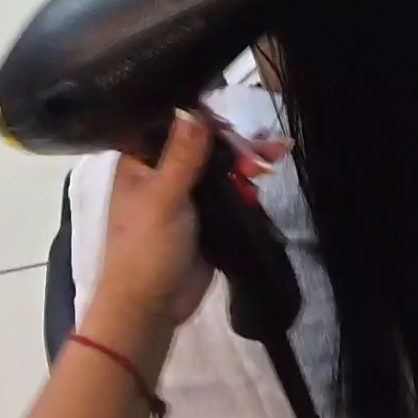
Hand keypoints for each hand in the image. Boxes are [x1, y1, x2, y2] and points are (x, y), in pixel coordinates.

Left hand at [94, 110, 290, 329]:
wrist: (151, 309)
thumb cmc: (145, 249)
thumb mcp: (163, 198)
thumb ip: (183, 154)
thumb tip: (193, 108)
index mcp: (141, 159)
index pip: (174, 122)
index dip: (203, 118)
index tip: (229, 125)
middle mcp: (162, 168)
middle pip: (204, 142)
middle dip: (235, 143)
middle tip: (264, 149)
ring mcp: (186, 190)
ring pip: (220, 163)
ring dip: (247, 158)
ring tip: (276, 154)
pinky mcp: (206, 211)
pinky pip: (230, 186)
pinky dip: (247, 180)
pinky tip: (268, 172)